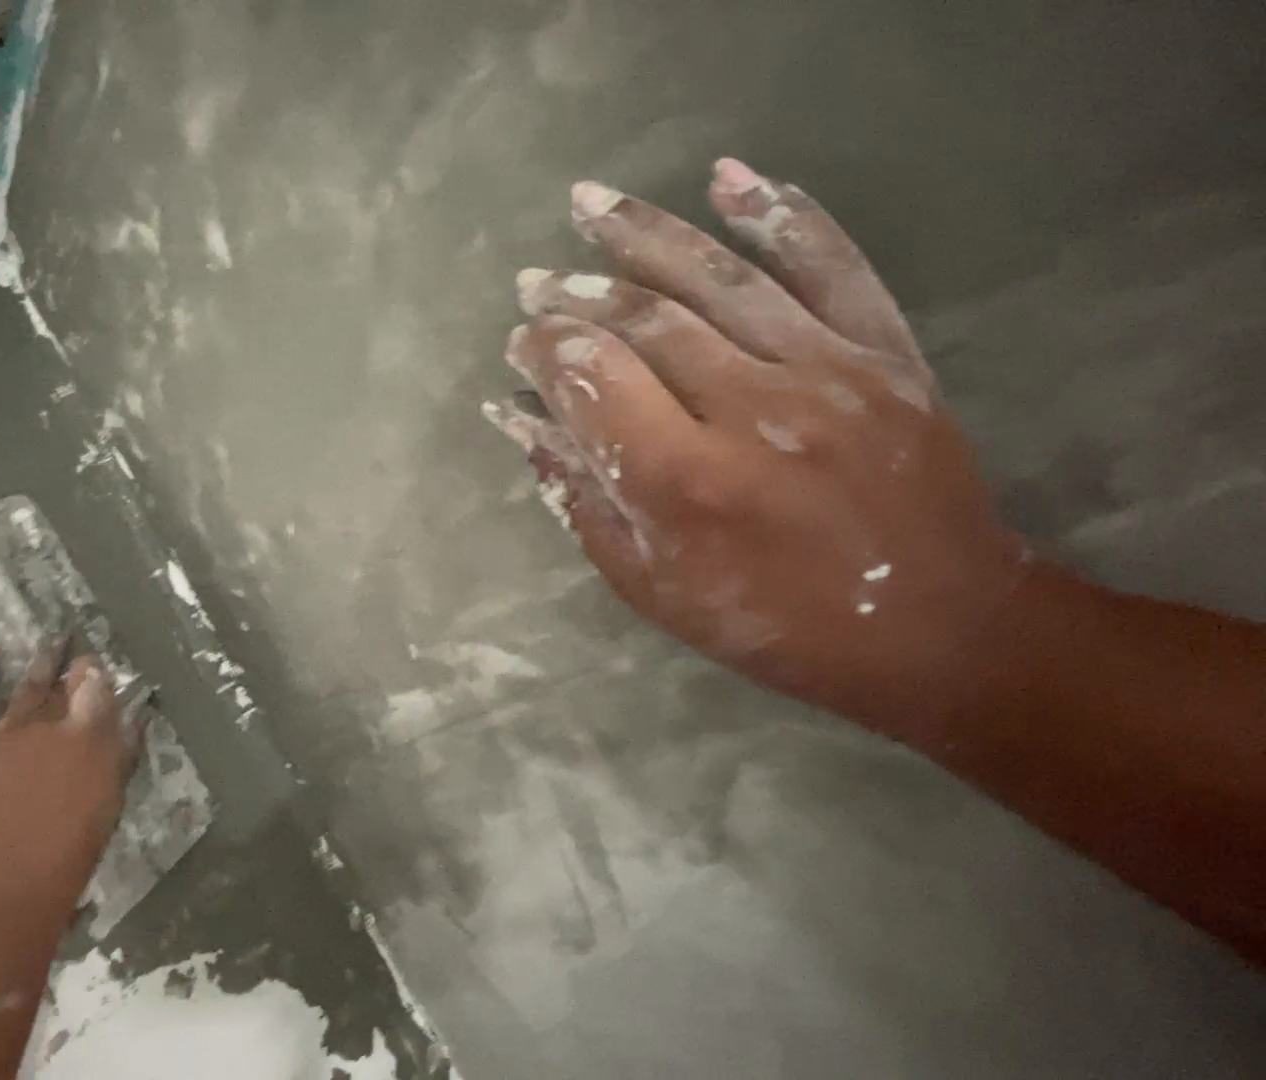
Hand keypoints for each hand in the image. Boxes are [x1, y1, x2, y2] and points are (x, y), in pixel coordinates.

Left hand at [0, 641, 139, 913]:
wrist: (10, 883)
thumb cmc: (72, 850)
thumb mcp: (111, 799)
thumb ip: (123, 751)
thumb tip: (138, 713)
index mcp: (92, 736)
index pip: (100, 684)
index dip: (103, 675)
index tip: (106, 674)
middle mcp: (54, 722)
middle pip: (70, 678)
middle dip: (79, 664)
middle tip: (83, 654)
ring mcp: (12, 728)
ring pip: (31, 679)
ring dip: (44, 656)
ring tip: (54, 636)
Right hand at [487, 159, 1028, 742]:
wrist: (936, 628)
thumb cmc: (771, 624)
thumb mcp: (650, 584)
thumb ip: (580, 497)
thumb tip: (520, 421)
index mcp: (684, 481)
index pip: (592, 380)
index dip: (544, 350)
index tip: (519, 342)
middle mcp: (752, 411)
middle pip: (645, 322)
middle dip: (576, 295)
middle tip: (534, 282)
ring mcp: (827, 372)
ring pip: (720, 279)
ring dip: (644, 235)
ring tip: (588, 202)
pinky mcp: (886, 354)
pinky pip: (830, 266)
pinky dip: (779, 215)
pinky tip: (728, 176)